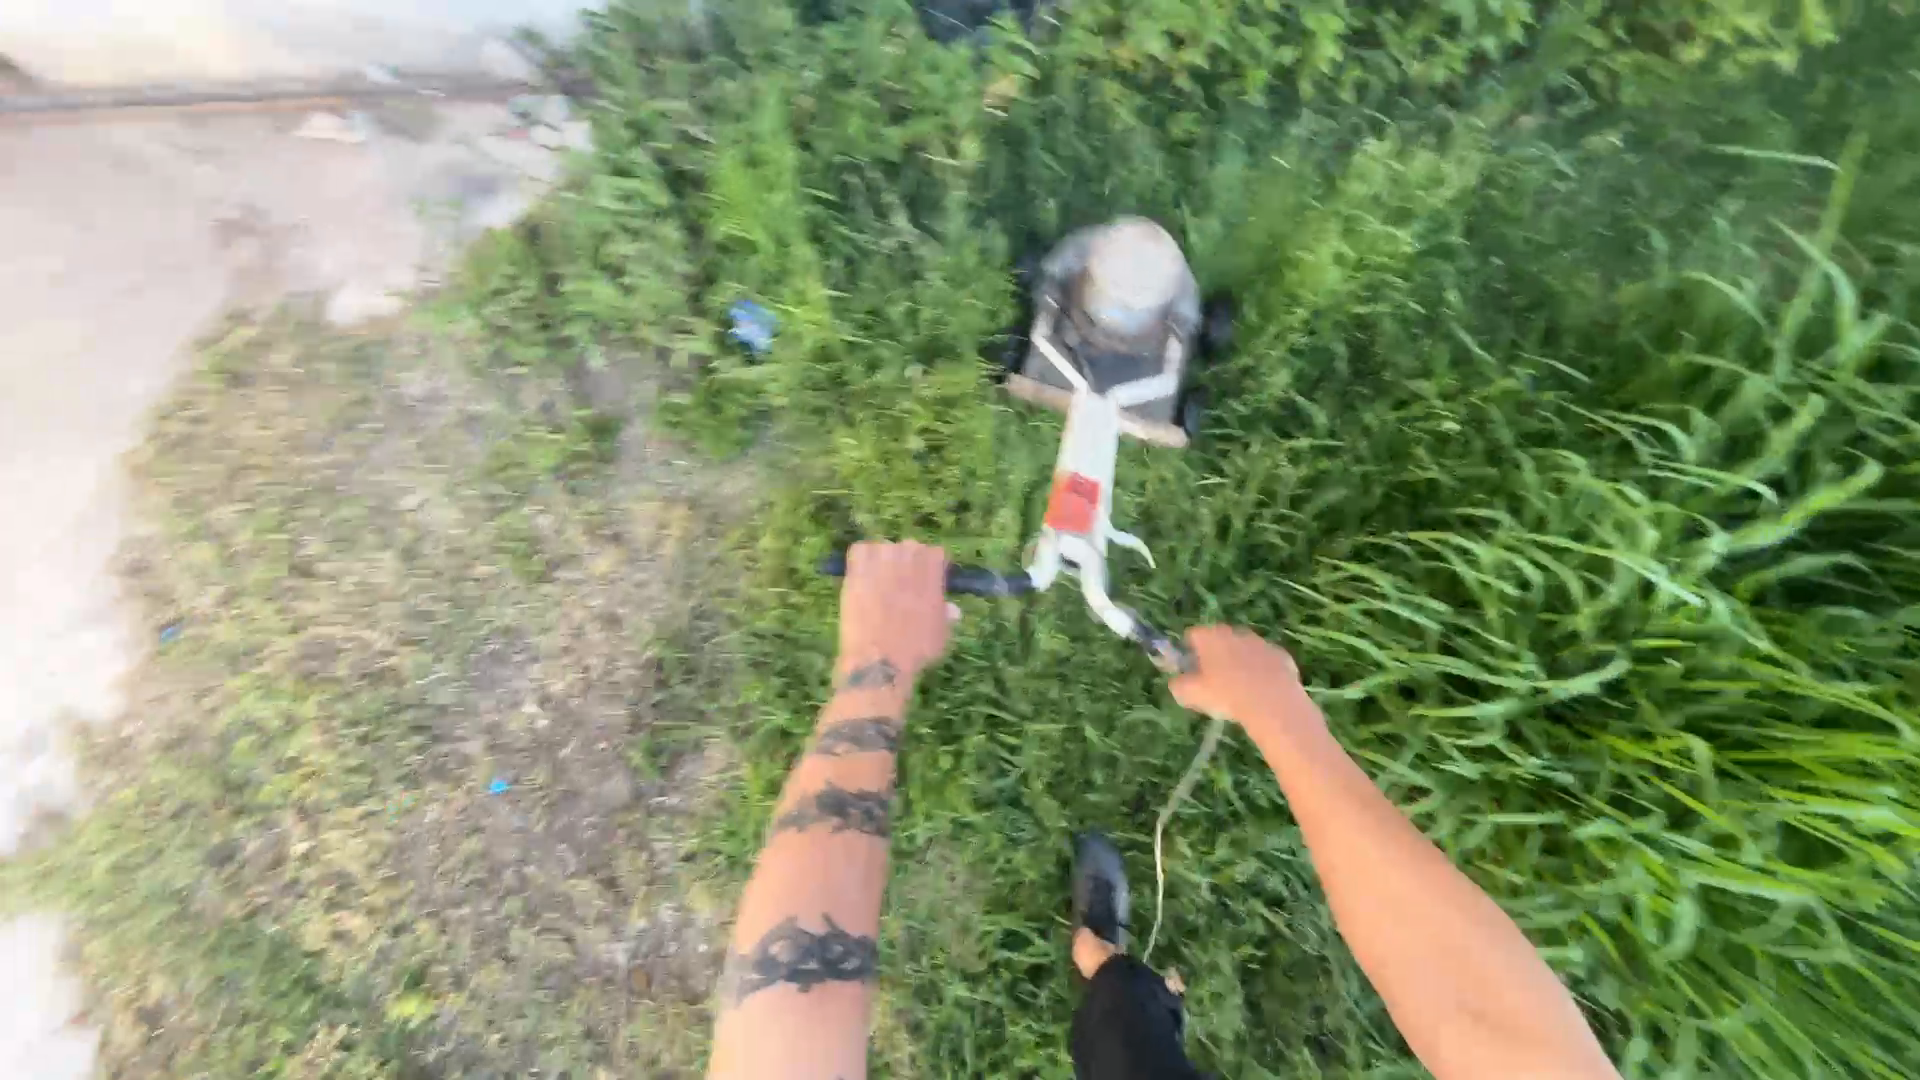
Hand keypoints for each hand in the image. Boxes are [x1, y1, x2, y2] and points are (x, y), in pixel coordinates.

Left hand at [836, 541, 953, 683]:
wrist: (879, 660)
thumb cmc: (915, 651)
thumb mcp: (941, 635)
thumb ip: (945, 616)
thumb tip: (953, 609)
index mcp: (932, 574)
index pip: (936, 553)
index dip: (933, 565)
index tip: (929, 578)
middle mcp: (908, 562)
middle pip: (911, 547)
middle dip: (909, 561)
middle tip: (903, 581)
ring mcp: (881, 564)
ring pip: (884, 546)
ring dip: (885, 558)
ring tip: (881, 577)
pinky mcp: (857, 572)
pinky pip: (860, 551)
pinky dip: (862, 558)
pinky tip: (863, 573)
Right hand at [1169, 626, 1321, 739]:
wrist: (1271, 703)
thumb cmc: (1225, 695)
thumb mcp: (1190, 694)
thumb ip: (1178, 684)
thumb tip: (1177, 682)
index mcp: (1210, 636)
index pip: (1193, 635)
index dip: (1189, 651)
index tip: (1191, 669)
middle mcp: (1235, 632)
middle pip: (1220, 639)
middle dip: (1216, 655)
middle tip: (1214, 680)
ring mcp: (1260, 642)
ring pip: (1244, 649)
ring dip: (1240, 662)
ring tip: (1240, 688)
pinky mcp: (1281, 655)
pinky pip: (1266, 660)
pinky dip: (1262, 671)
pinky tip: (1261, 691)